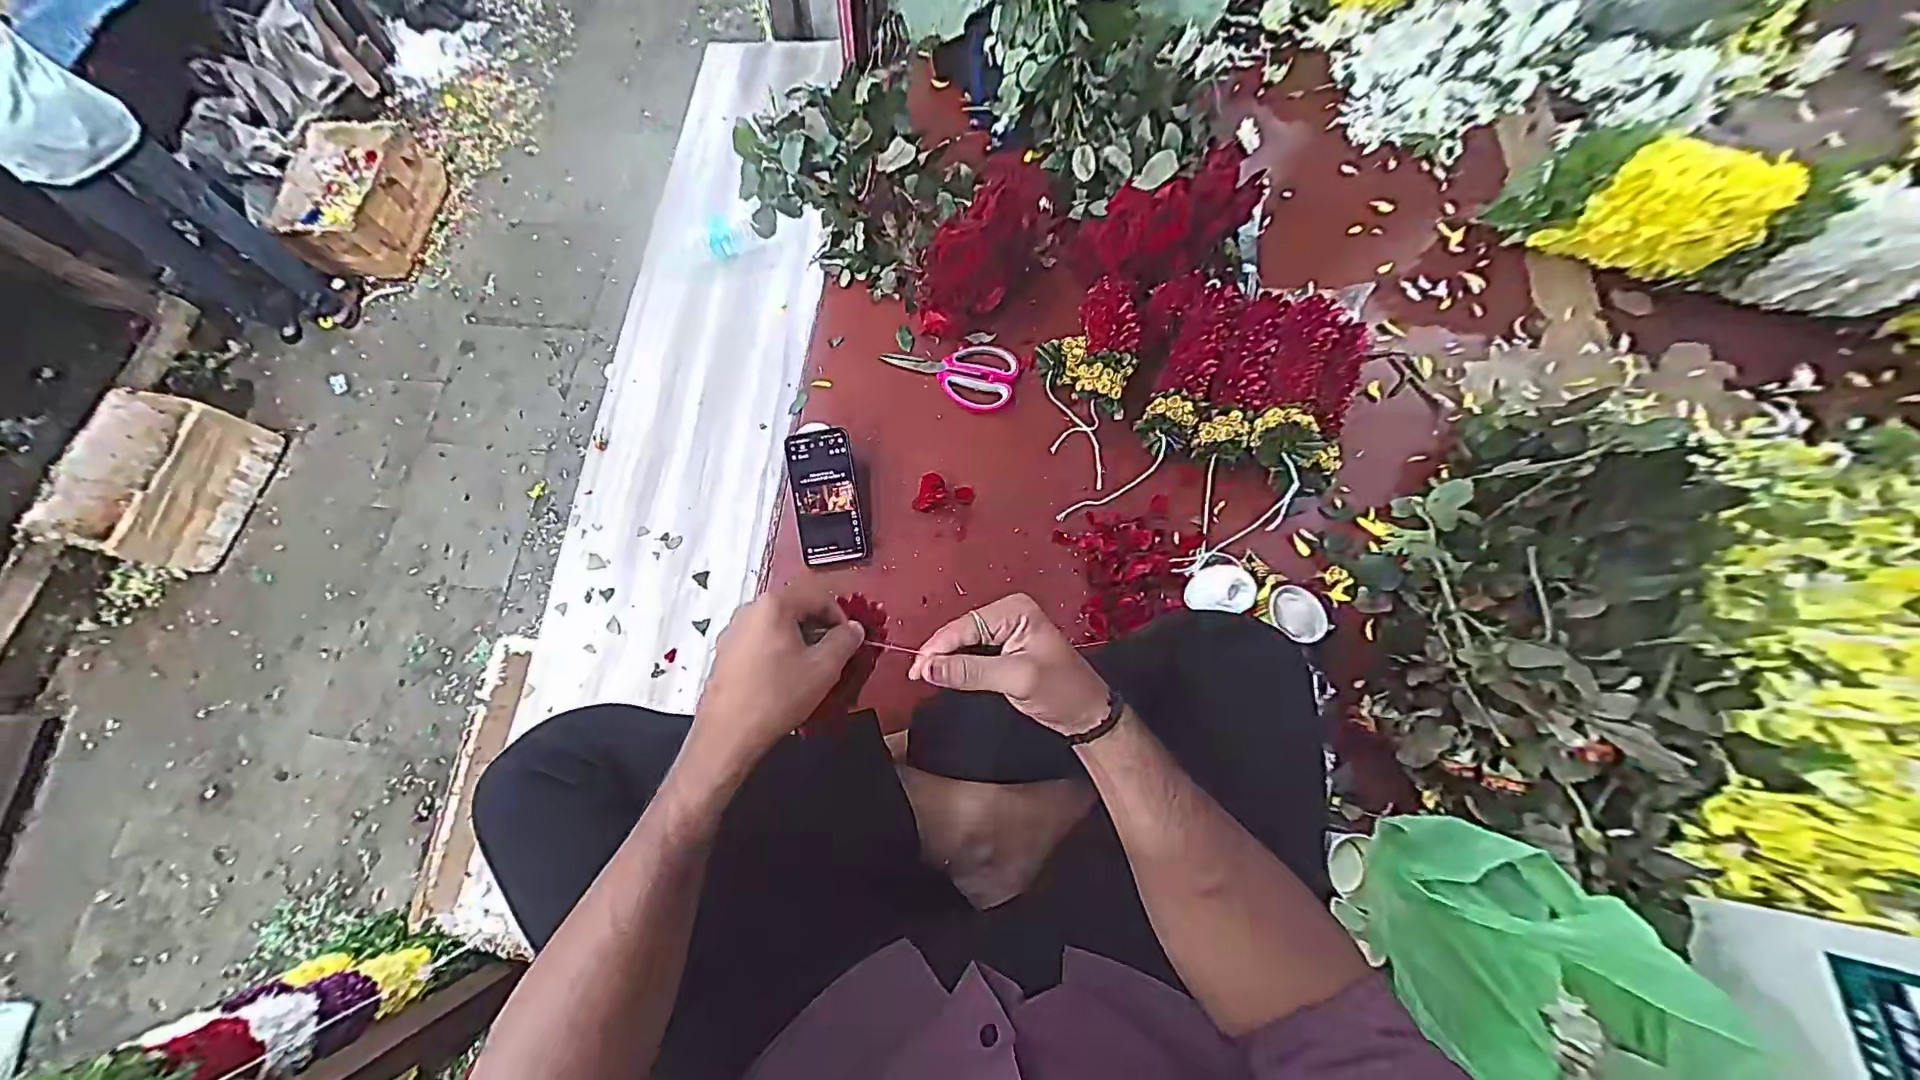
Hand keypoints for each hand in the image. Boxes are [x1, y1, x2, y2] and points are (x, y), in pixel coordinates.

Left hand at [691, 586, 865, 772]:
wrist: (729, 735)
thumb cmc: (774, 698)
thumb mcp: (824, 667)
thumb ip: (845, 640)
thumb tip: (853, 630)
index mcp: (773, 605)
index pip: (818, 597)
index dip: (840, 618)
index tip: (849, 638)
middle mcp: (749, 611)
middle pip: (796, 609)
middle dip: (819, 629)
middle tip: (834, 653)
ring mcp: (733, 632)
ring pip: (778, 626)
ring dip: (800, 641)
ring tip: (811, 669)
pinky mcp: (726, 653)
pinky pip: (761, 642)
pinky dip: (779, 652)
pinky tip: (786, 678)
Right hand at [909, 593, 1110, 736]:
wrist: (1088, 713)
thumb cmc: (1063, 691)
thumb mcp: (1016, 679)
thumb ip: (970, 671)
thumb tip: (929, 667)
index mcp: (1015, 610)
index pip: (964, 625)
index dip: (937, 648)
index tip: (917, 670)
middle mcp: (1009, 613)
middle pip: (960, 631)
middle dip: (938, 653)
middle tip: (917, 677)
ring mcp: (1006, 630)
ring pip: (963, 643)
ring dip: (945, 660)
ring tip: (925, 677)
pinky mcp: (1004, 648)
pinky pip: (972, 653)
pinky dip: (957, 665)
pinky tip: (944, 675)